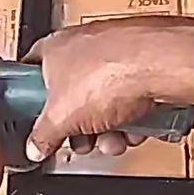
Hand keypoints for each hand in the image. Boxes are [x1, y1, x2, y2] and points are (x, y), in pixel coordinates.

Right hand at [23, 16, 193, 162]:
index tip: (38, 123)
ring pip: (104, 103)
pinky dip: (133, 117)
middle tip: (86, 141)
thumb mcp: (61, 118)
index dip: (33, 101)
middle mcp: (84, 47)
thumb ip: (43, 136)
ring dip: (109, 130)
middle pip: (72, 98)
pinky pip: (130, 99)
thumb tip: (34, 148)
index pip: (32, 73)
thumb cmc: (111, 74)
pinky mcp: (143, 66)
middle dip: (81, 128)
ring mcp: (115, 55)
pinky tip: (137, 128)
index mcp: (54, 49)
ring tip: (116, 138)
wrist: (161, 65)